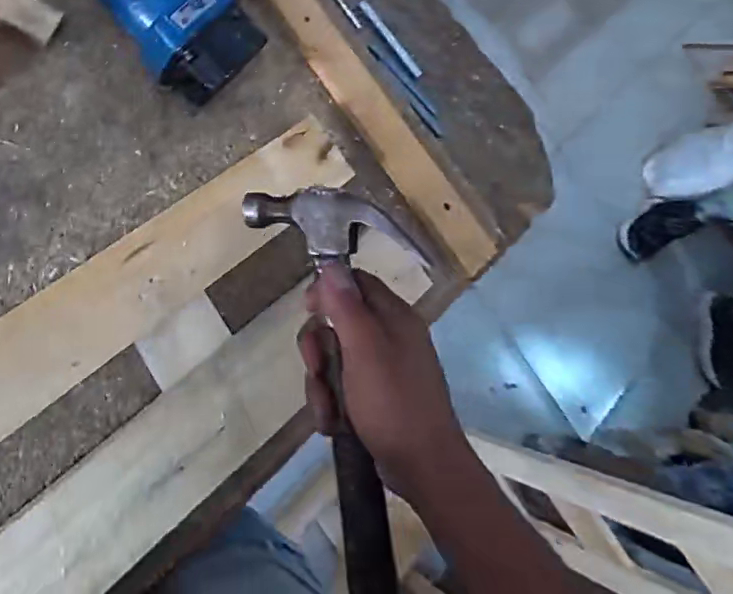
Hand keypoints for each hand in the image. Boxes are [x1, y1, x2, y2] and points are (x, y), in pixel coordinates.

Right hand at [299, 263, 469, 499]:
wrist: (425, 468)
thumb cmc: (393, 401)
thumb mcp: (364, 348)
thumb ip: (345, 305)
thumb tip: (331, 264)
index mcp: (393, 316)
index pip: (355, 282)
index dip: (328, 289)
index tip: (308, 309)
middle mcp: (390, 336)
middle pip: (339, 322)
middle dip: (319, 348)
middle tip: (315, 369)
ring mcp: (384, 369)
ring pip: (336, 359)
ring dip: (322, 384)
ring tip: (328, 410)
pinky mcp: (377, 398)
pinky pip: (344, 387)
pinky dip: (334, 404)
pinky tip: (335, 424)